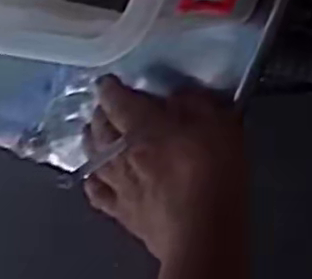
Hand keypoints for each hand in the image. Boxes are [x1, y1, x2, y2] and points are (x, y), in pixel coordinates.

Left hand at [83, 77, 247, 275]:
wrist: (203, 230)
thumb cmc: (215, 169)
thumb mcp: (219, 122)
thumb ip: (195, 103)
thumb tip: (176, 96)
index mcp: (146, 128)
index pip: (119, 102)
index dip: (110, 89)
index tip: (106, 80)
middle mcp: (124, 154)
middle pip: (101, 129)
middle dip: (101, 113)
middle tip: (105, 103)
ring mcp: (119, 186)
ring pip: (93, 158)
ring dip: (92, 141)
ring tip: (94, 131)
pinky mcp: (121, 213)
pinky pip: (97, 192)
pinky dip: (92, 179)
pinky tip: (94, 175)